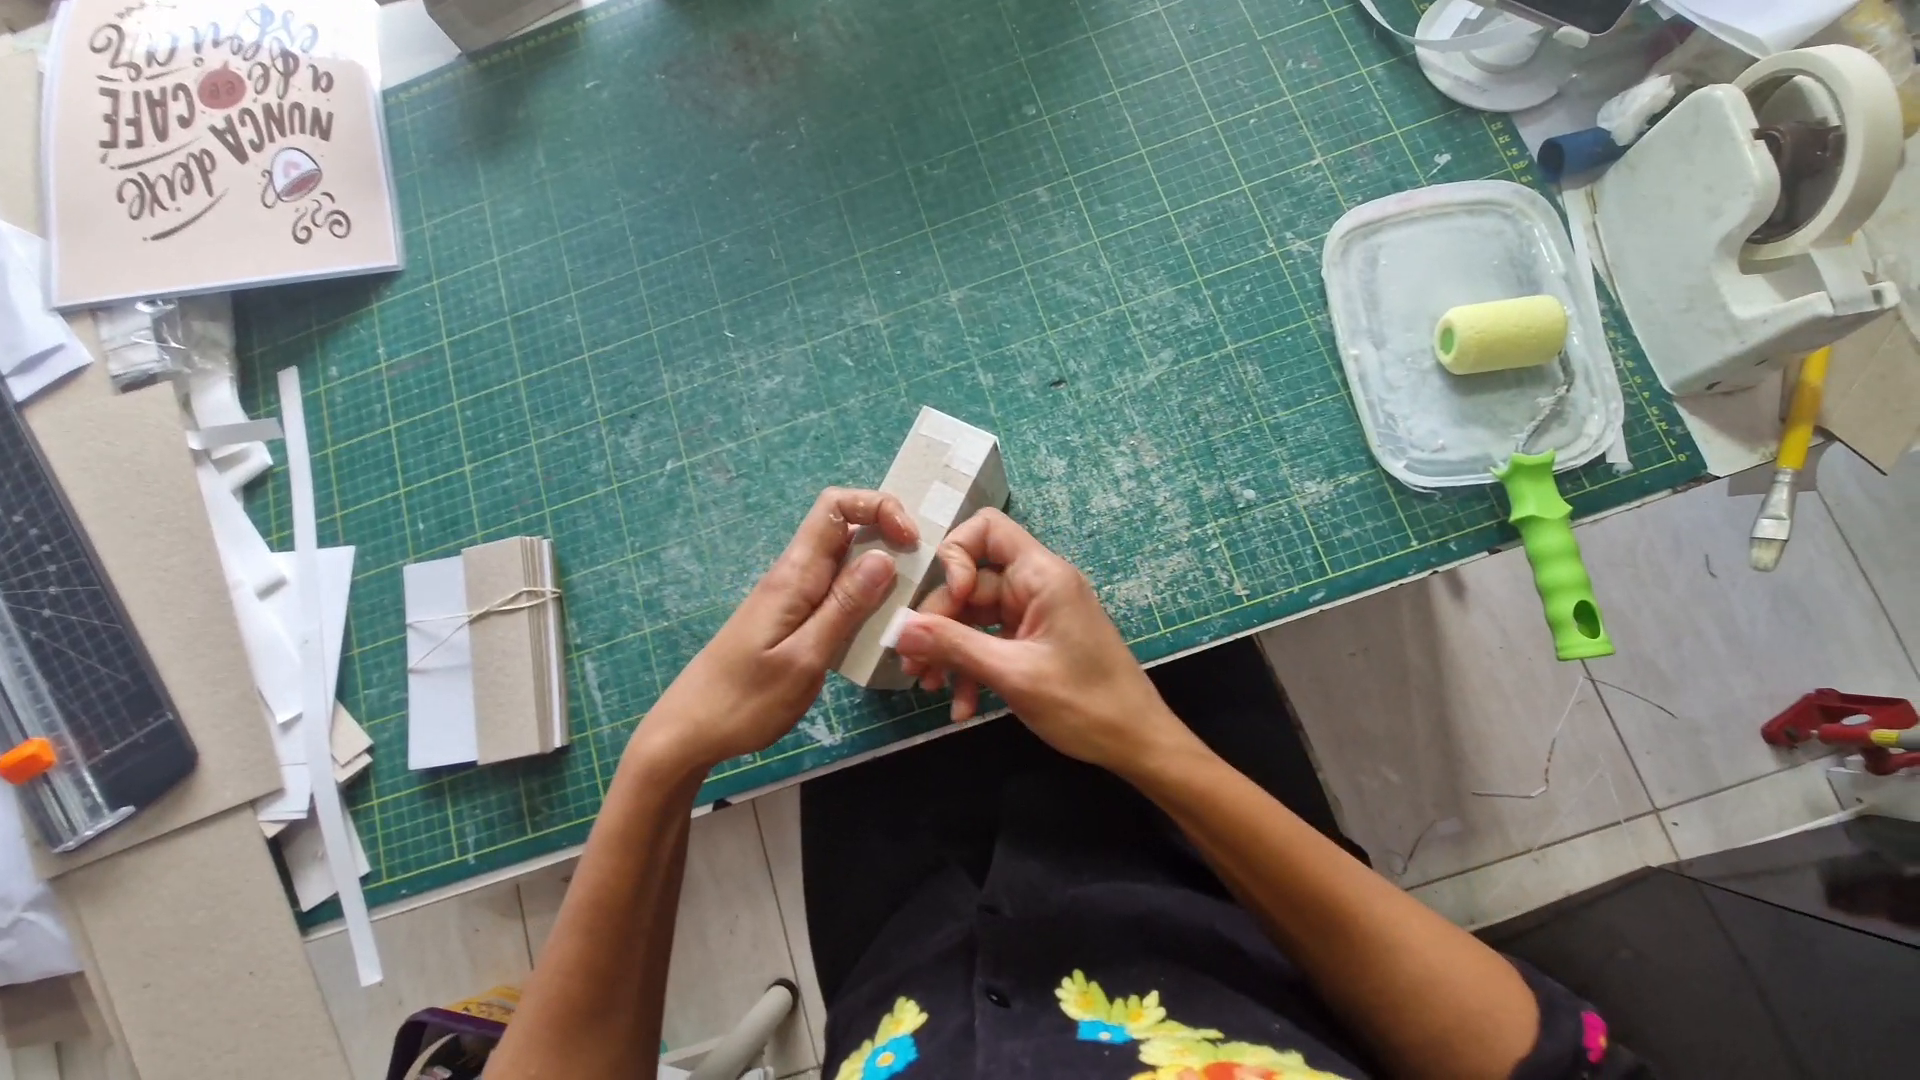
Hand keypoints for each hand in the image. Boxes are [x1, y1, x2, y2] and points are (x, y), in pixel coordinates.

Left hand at [639, 488, 917, 769]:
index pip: (836, 506)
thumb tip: (884, 557)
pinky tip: (878, 632)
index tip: (911, 542)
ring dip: (881, 576)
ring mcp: (793, 598)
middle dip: (890, 541)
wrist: (688, 733)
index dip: (879, 507)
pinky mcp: (793, 620)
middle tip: (921, 580)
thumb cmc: (744, 701)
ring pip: (845, 565)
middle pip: (847, 530)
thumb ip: (845, 608)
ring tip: (907, 610)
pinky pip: (837, 595)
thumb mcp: (804, 658)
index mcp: (795, 575)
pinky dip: (865, 602)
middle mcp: (794, 576)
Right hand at [891, 509, 1196, 775]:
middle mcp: (1038, 586)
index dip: (955, 556)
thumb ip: (953, 646)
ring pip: (975, 617)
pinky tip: (962, 707)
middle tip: (912, 663)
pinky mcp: (1034, 641)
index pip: (987, 529)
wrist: (1136, 743)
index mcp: (1043, 576)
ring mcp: (1036, 614)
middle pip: (971, 582)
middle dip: (939, 622)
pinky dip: (972, 668)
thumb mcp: (1013, 675)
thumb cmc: (1085, 704)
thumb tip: (899, 628)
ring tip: (930, 688)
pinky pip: (990, 642)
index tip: (946, 601)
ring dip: (950, 651)